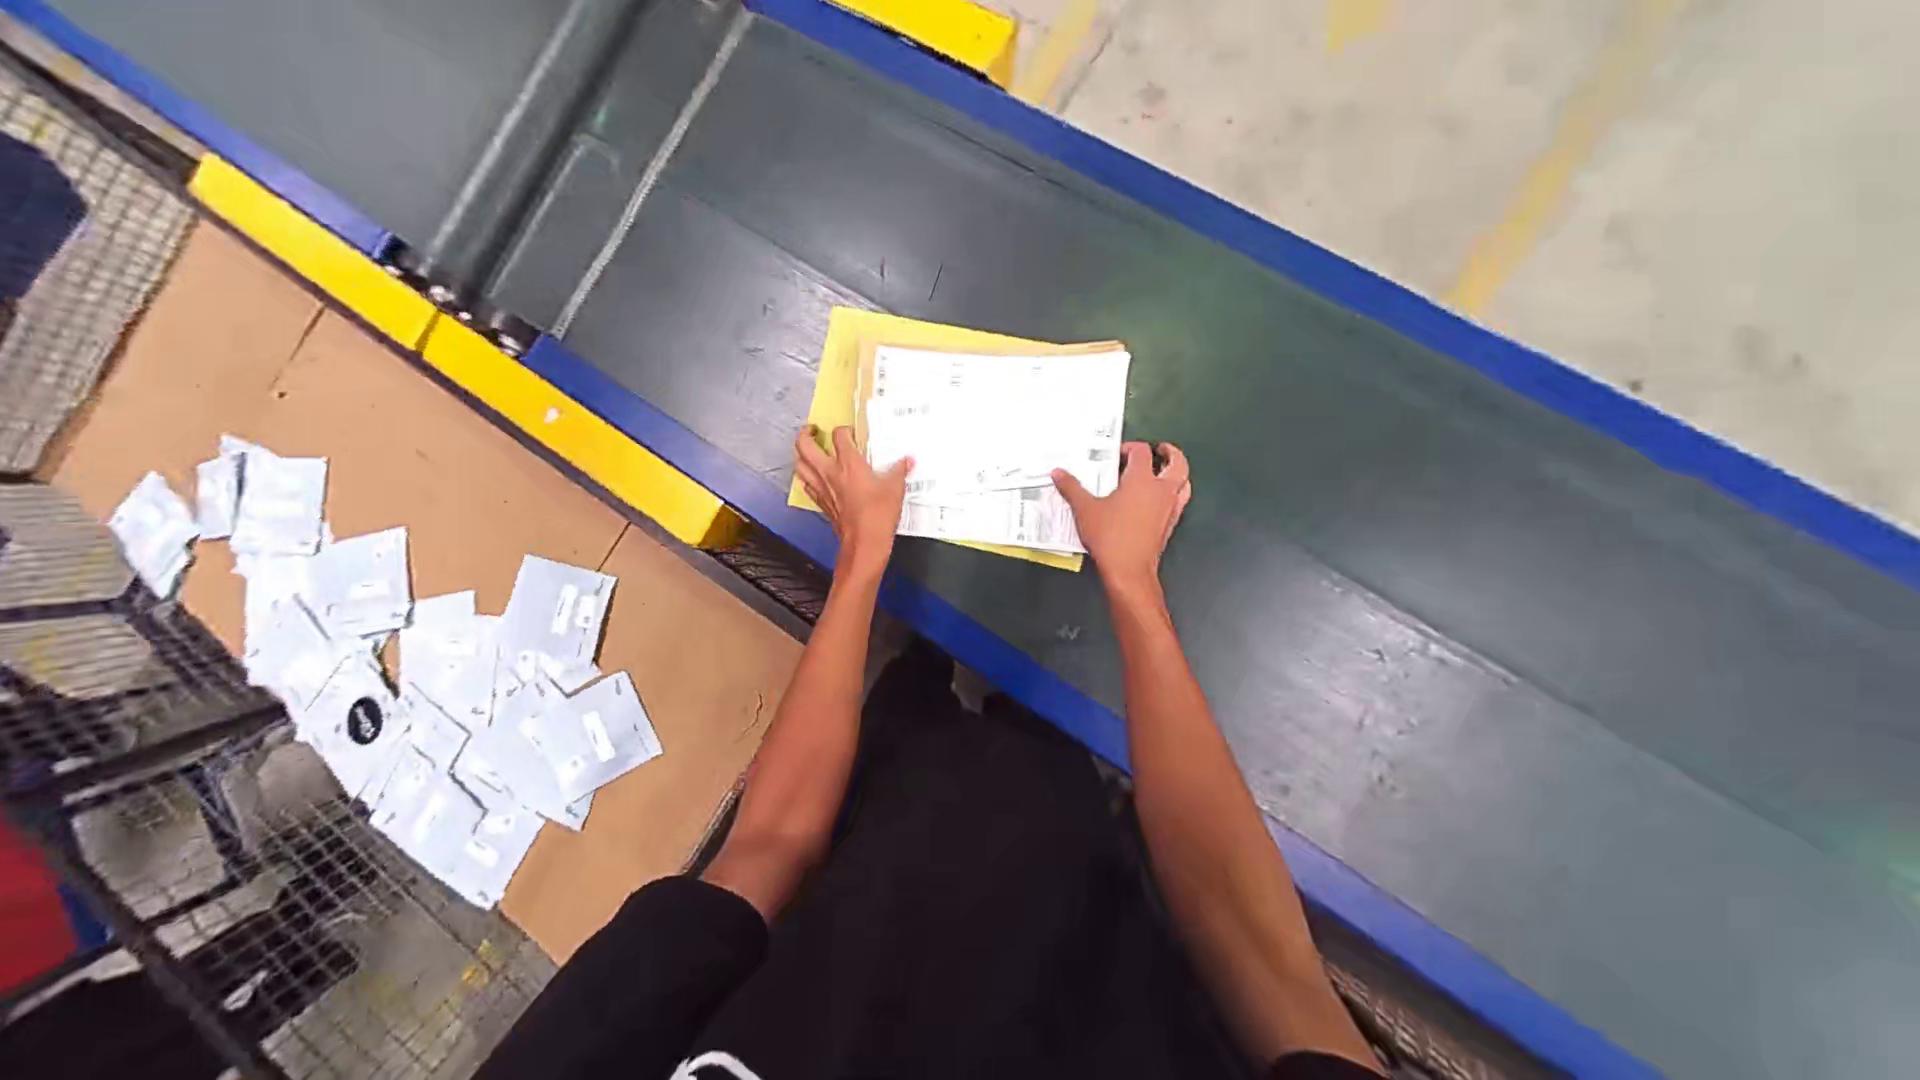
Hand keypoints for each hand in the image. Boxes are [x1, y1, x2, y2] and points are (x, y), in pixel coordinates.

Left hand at [795, 425, 911, 573]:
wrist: (864, 542)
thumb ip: (899, 470)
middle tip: (812, 430)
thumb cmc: (878, 515)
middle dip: (805, 434)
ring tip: (806, 450)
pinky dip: (806, 477)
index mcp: (848, 463)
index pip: (839, 435)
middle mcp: (830, 472)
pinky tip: (813, 477)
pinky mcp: (821, 503)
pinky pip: (806, 485)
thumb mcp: (895, 488)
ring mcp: (822, 488)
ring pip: (799, 465)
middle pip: (805, 446)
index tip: (851, 432)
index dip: (844, 430)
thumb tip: (906, 461)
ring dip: (800, 455)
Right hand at [1053, 441, 1190, 593]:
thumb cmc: (1109, 536)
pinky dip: (1175, 493)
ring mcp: (1170, 508)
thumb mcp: (1085, 509)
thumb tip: (1058, 472)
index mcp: (1142, 480)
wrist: (1129, 570)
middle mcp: (1162, 490)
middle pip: (1178, 463)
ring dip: (1177, 473)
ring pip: (1184, 482)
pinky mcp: (1171, 524)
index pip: (1141, 452)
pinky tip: (1160, 499)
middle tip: (1160, 449)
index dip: (1130, 447)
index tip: (1118, 453)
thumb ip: (1072, 488)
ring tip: (1165, 472)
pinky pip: (1180, 501)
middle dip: (1170, 453)